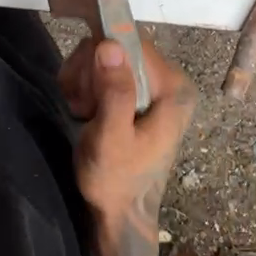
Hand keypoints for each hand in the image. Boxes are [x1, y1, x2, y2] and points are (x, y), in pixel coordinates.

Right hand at [61, 37, 195, 222]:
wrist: (117, 212)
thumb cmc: (116, 179)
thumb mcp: (112, 139)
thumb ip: (114, 92)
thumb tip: (109, 44)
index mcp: (173, 90)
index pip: (131, 43)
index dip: (101, 58)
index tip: (88, 89)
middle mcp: (167, 81)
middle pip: (115, 46)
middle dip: (89, 71)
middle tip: (82, 105)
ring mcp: (151, 85)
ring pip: (103, 55)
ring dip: (82, 79)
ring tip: (81, 110)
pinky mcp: (134, 91)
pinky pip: (100, 68)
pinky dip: (83, 85)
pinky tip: (83, 109)